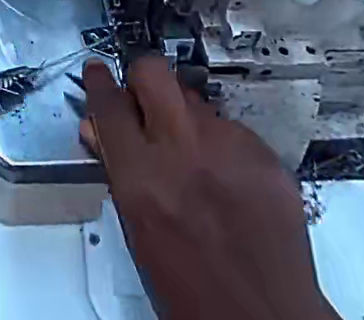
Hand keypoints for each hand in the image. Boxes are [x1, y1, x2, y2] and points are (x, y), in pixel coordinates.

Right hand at [80, 56, 339, 319]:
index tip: (97, 72)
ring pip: (195, 99)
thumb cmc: (192, 291)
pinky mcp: (266, 157)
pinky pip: (233, 127)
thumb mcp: (136, 230)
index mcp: (142, 178)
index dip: (99, 82)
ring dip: (185, 116)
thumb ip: (117, 170)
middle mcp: (184, 153)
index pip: (109, 103)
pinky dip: (223, 142)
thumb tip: (98, 130)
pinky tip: (225, 175)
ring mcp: (229, 150)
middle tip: (144, 98)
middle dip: (143, 78)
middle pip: (152, 72)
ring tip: (191, 152)